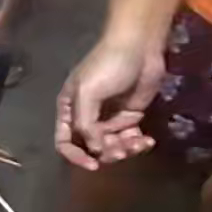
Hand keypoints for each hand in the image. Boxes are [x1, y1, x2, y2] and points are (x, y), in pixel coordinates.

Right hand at [56, 39, 163, 169]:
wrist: (139, 46)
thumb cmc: (108, 66)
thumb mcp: (88, 92)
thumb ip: (85, 123)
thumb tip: (94, 150)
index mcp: (69, 109)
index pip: (64, 142)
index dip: (75, 156)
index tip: (93, 164)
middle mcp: (86, 117)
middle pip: (90, 148)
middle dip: (107, 153)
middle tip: (122, 149)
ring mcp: (108, 118)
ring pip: (112, 147)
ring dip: (124, 150)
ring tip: (139, 142)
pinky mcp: (130, 117)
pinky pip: (130, 139)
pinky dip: (138, 144)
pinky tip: (148, 140)